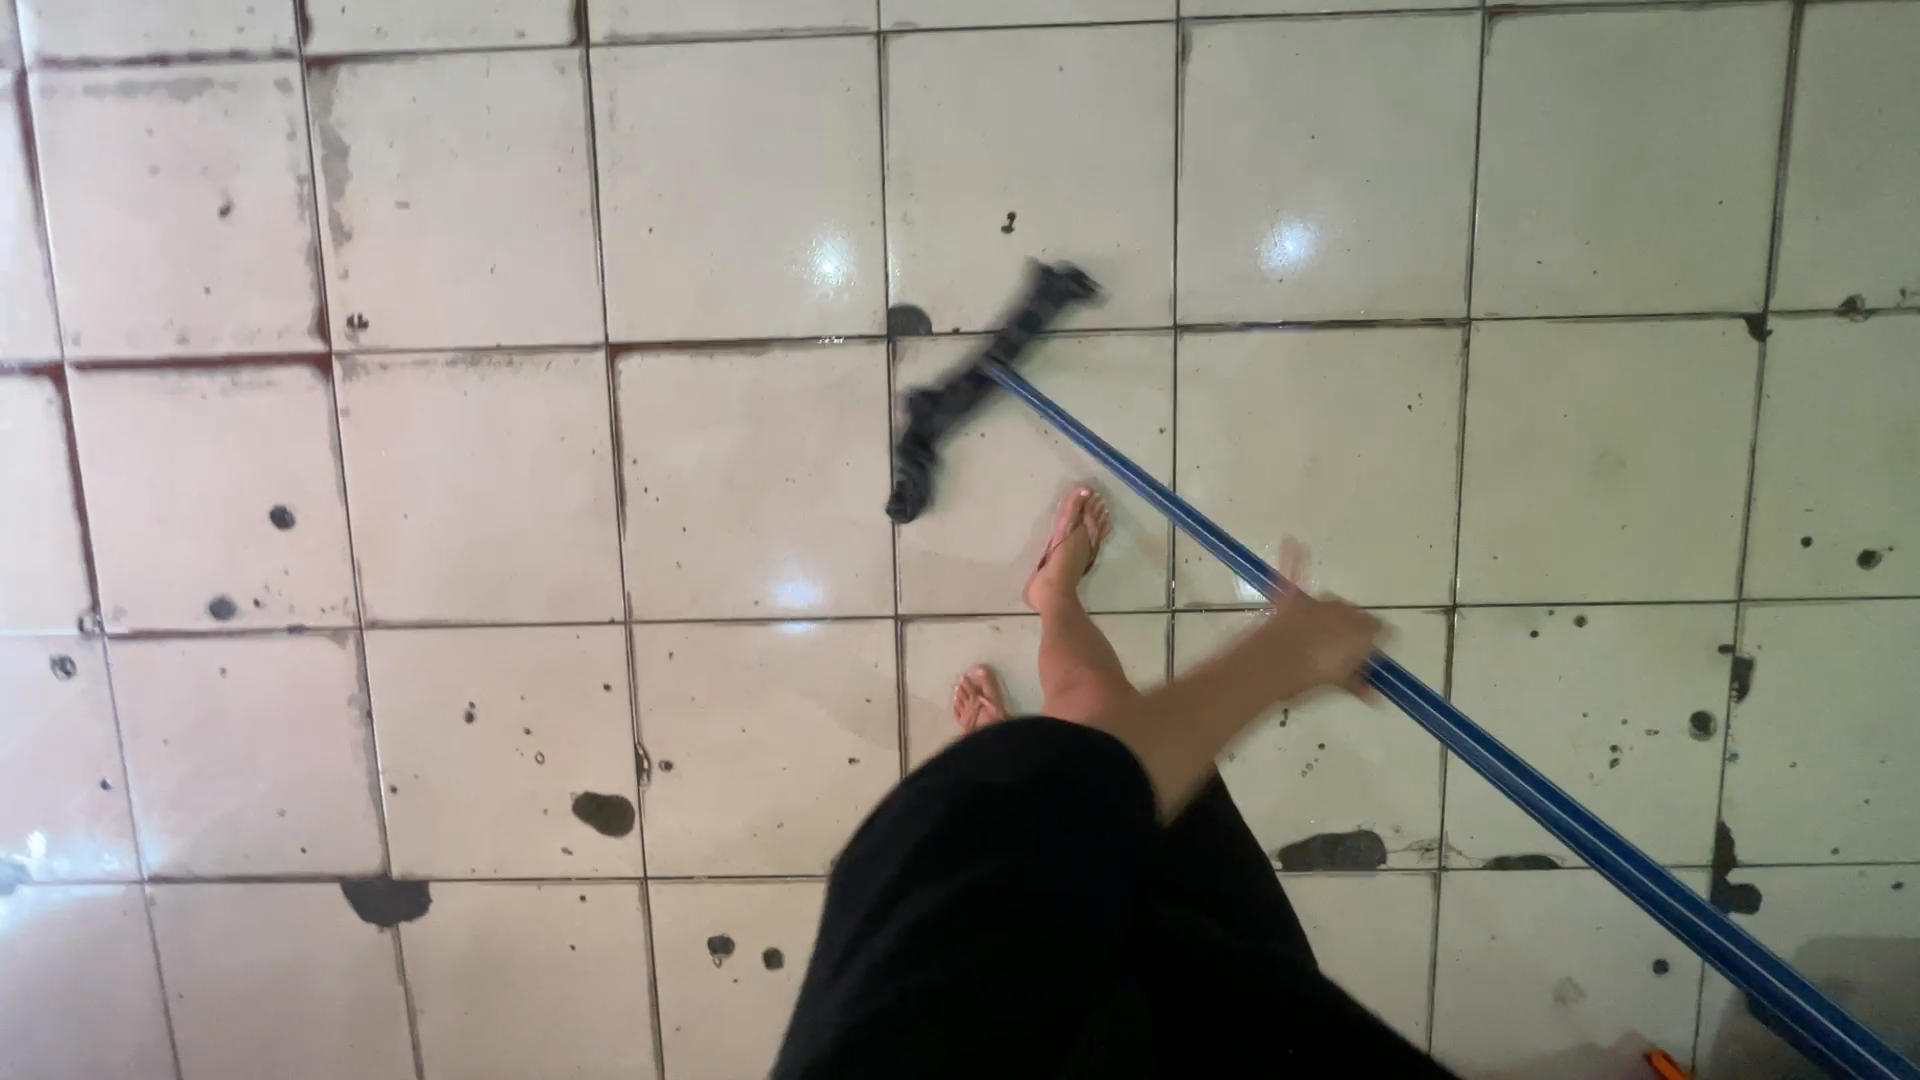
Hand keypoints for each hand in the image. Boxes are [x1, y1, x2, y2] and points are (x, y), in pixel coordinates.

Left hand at [1254, 536, 1385, 703]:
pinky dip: (1292, 557)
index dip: (1373, 643)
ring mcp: (1317, 602)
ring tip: (1319, 632)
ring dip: (1329, 613)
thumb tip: (1372, 694)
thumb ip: (1357, 682)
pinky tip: (1290, 541)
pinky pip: (1293, 571)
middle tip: (1339, 648)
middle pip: (1355, 616)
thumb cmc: (1309, 676)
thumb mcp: (1338, 683)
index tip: (1366, 654)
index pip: (1380, 631)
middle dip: (1351, 628)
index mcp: (1364, 632)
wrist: (1272, 663)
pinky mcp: (1291, 598)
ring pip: (1331, 603)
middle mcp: (1344, 612)